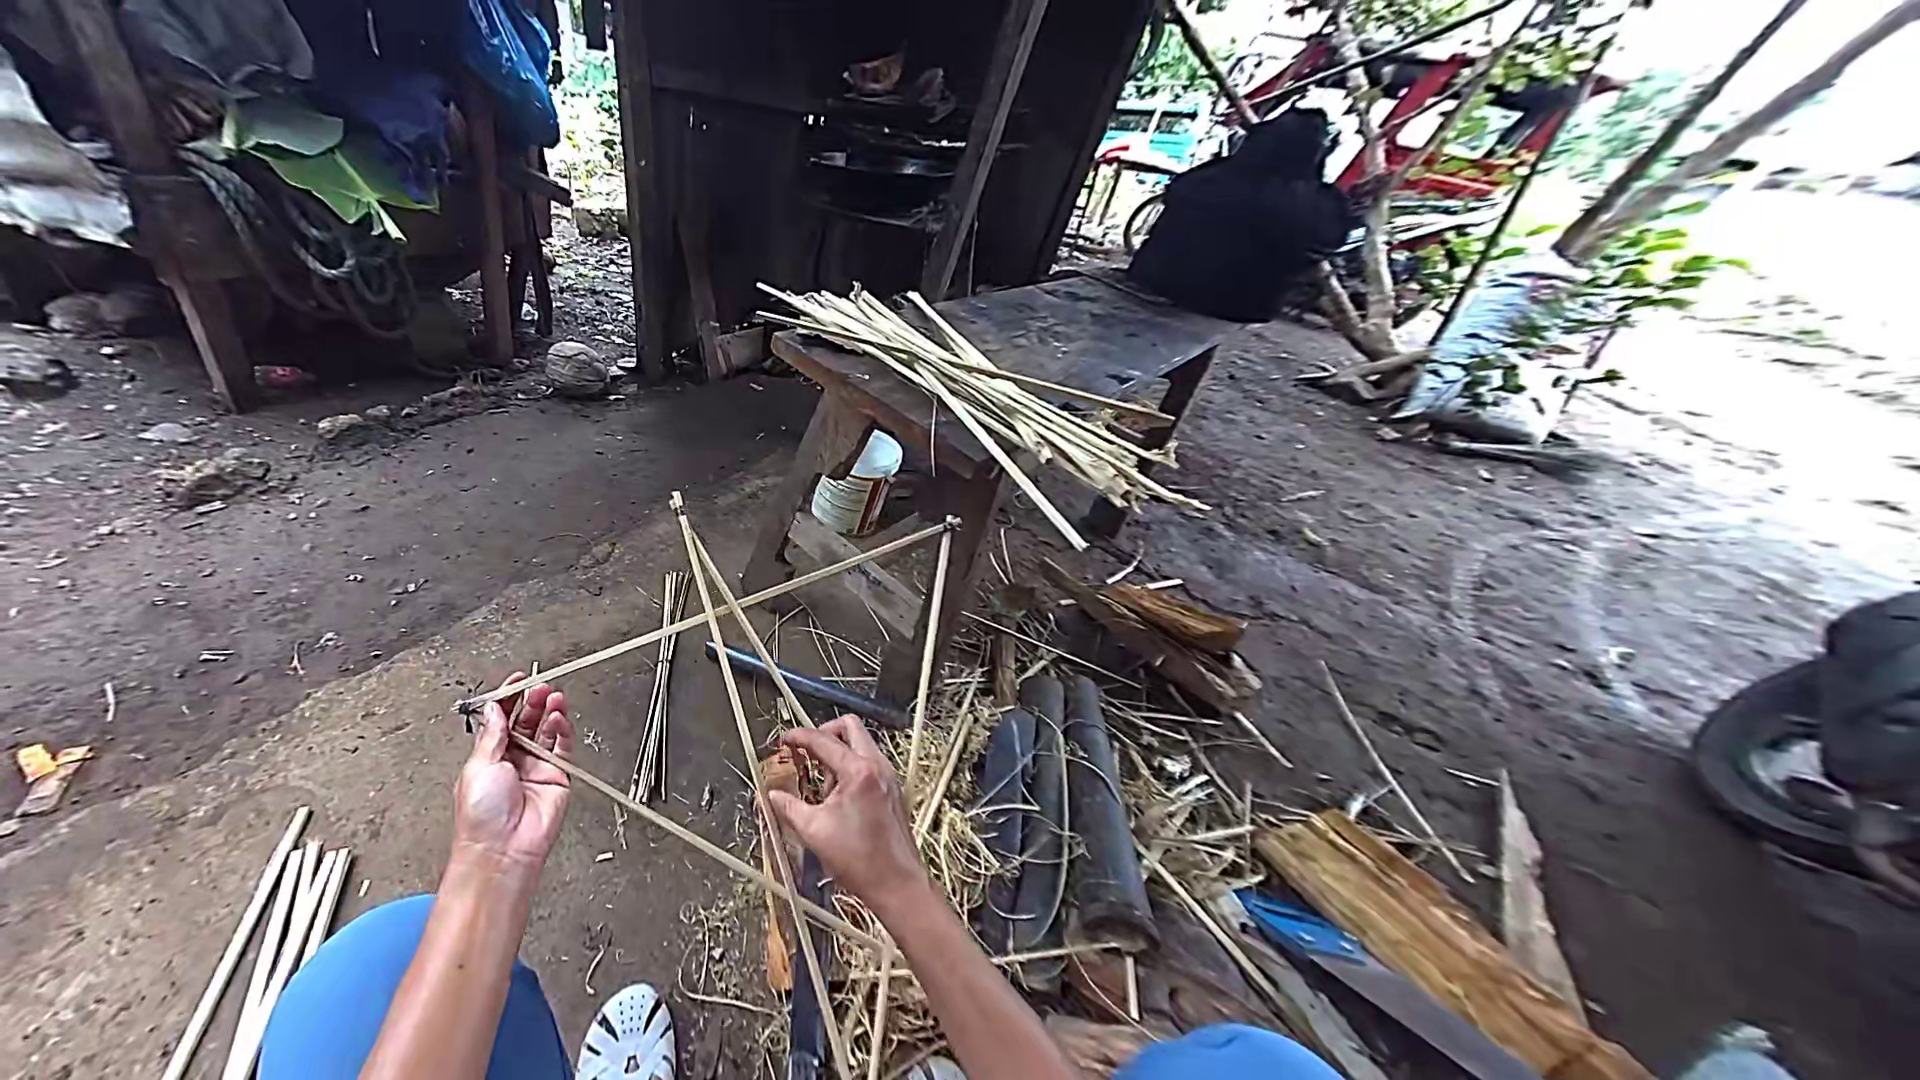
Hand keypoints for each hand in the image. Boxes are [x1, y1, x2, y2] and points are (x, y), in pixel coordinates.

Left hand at [453, 673, 573, 871]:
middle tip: (539, 686)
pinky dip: (563, 729)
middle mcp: (513, 759)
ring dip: (549, 711)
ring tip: (552, 696)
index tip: (517, 680)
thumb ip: (492, 736)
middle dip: (532, 701)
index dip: (509, 699)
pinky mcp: (557, 773)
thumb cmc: (481, 818)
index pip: (501, 720)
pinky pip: (563, 745)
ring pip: (546, 730)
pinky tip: (559, 717)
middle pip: (525, 721)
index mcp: (487, 757)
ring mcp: (536, 766)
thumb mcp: (478, 768)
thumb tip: (495, 709)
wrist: (504, 847)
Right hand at [766, 715, 928, 911]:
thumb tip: (772, 795)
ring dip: (838, 752)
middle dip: (824, 733)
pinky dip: (850, 765)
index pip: (823, 740)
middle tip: (805, 752)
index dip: (799, 736)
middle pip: (849, 726)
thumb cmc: (857, 859)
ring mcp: (888, 774)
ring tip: (821, 785)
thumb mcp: (813, 831)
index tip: (784, 740)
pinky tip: (837, 795)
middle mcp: (877, 764)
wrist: (895, 881)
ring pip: (860, 742)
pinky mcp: (891, 786)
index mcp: (858, 771)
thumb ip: (789, 806)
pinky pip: (868, 760)